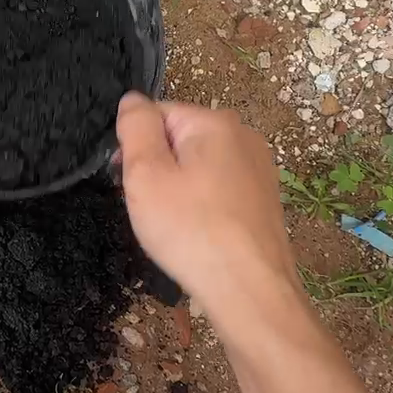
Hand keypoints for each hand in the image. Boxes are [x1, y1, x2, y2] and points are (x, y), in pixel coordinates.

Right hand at [115, 93, 299, 313]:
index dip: (134, 146)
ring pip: (196, 165)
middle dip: (156, 166)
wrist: (249, 292)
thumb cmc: (190, 229)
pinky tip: (195, 232)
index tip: (129, 181)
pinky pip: (216, 187)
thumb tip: (132, 100)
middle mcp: (244, 136)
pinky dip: (199, 204)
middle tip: (148, 205)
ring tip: (171, 223)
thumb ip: (135, 127)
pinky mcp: (264, 199)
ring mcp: (259, 169)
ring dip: (176, 186)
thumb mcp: (146, 172)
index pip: (155, 114)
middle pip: (177, 138)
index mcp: (215, 123)